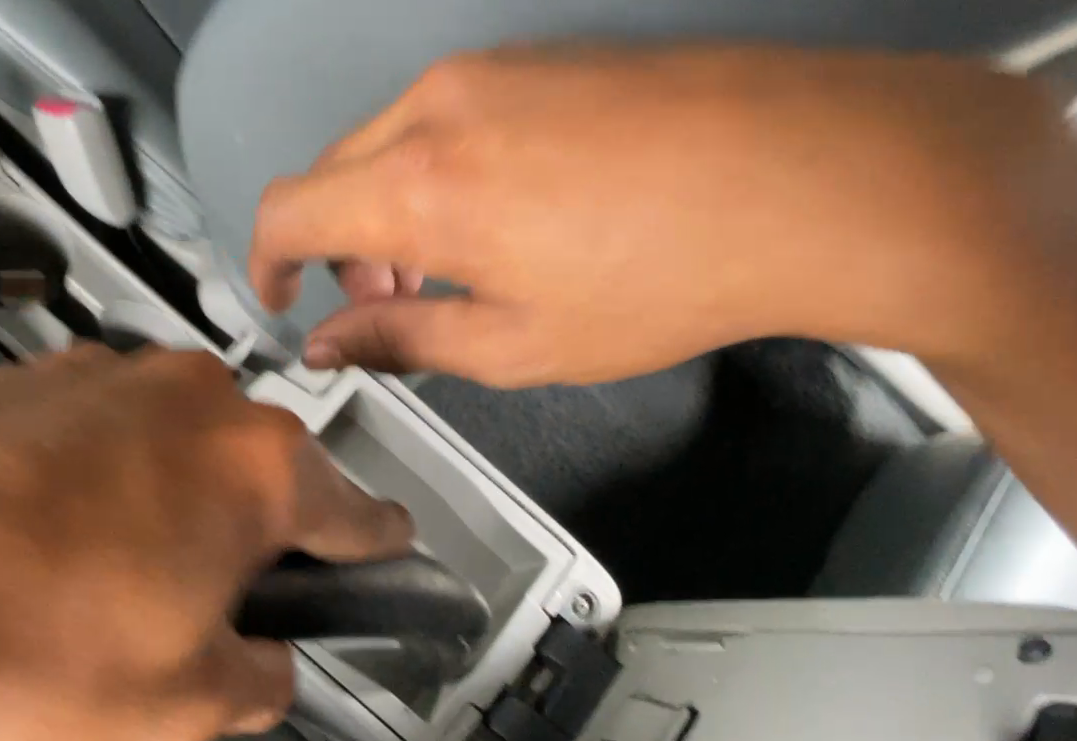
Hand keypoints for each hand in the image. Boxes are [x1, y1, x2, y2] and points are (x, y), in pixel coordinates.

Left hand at [0, 346, 411, 740]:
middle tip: (214, 594)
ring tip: (106, 571)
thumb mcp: (179, 704)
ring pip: (165, 443)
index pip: (355, 506)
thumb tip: (269, 665)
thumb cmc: (33, 662)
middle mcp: (184, 394)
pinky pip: (81, 432)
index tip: (386, 554)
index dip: (375, 543)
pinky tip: (31, 536)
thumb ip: (256, 678)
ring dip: (164, 496)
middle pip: (253, 467)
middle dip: (251, 525)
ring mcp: (86, 371)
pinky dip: (84, 478)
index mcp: (252, 466)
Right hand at [250, 46, 1076, 386]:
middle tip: (381, 304)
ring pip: (387, 144)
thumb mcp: (512, 343)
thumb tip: (334, 343)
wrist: (810, 177)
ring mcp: (494, 71)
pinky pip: (446, 118)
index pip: (288, 210)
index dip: (266, 262)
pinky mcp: (539, 60)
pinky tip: (494, 223)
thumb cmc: (668, 272)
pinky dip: (436, 176)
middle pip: (333, 174)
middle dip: (335, 247)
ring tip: (445, 273)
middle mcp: (442, 108)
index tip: (281, 298)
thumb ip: (401, 339)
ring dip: (387, 212)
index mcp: (422, 186)